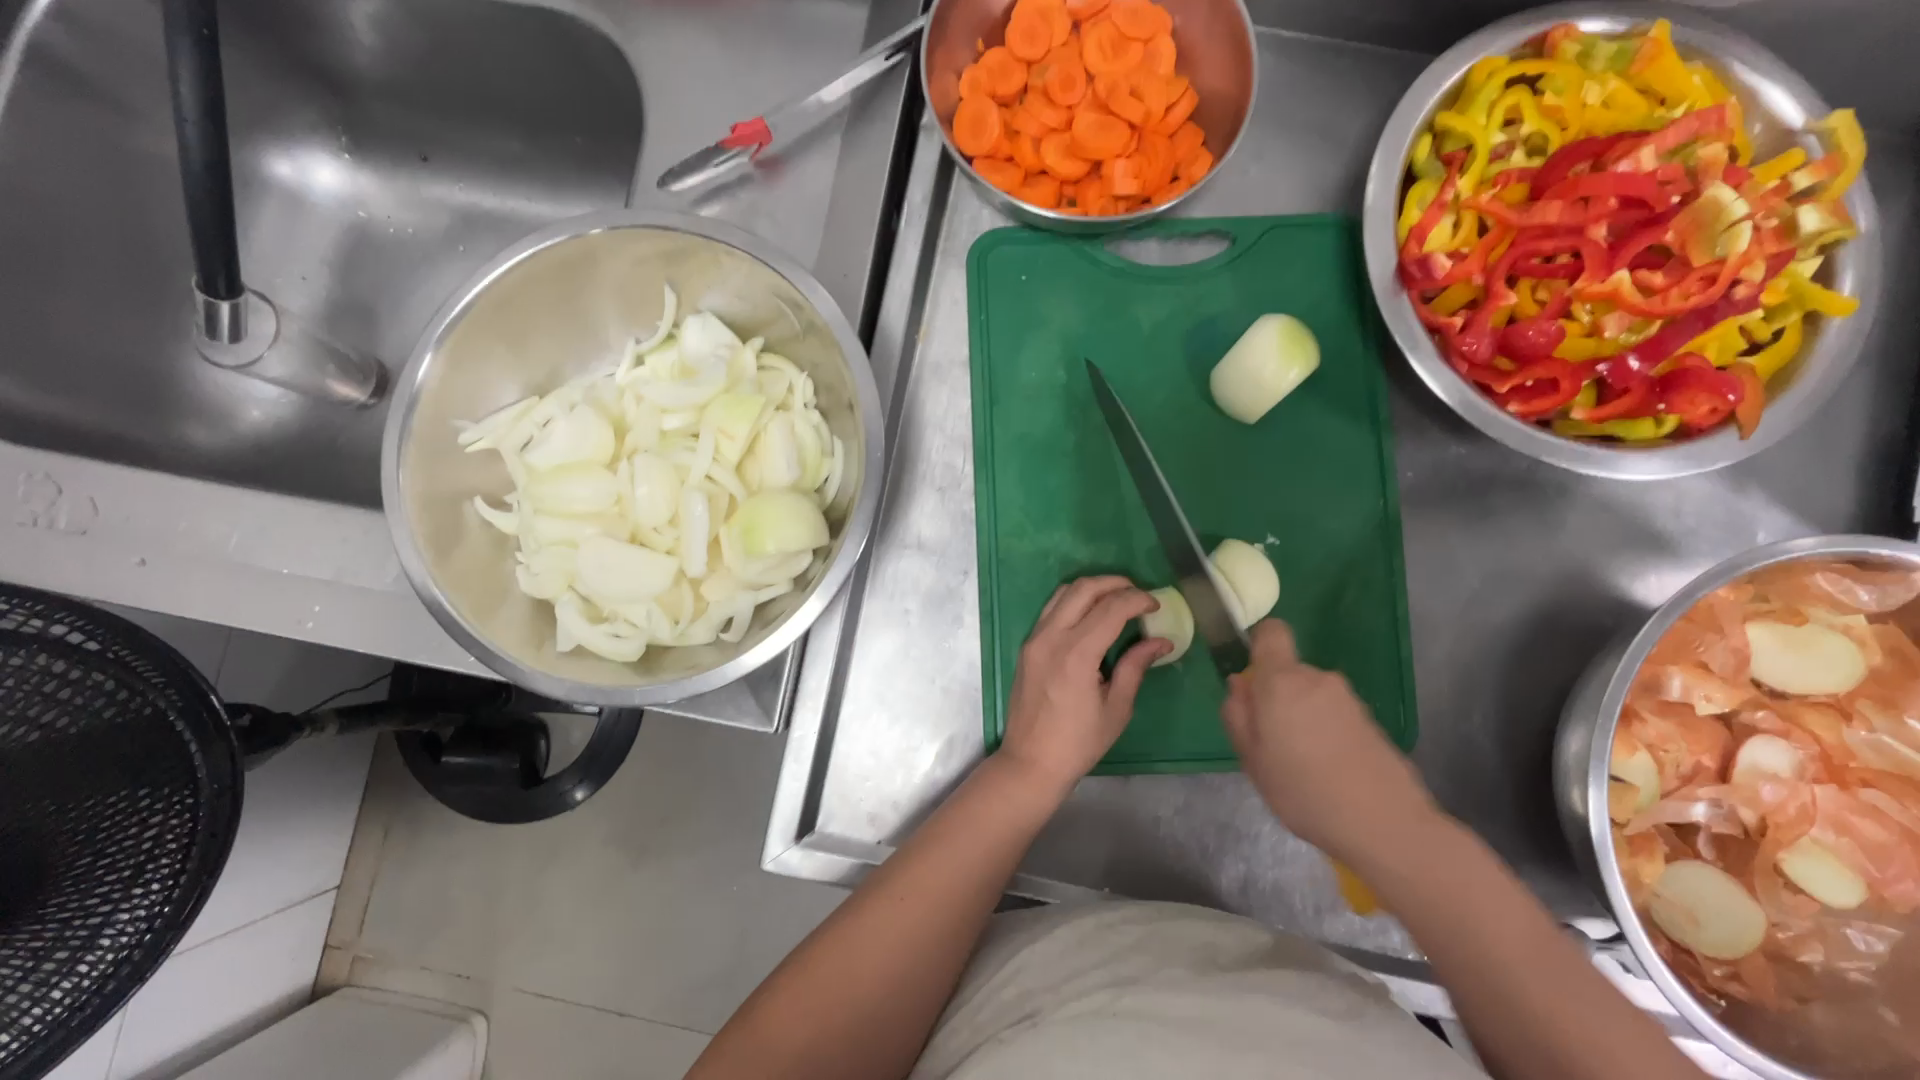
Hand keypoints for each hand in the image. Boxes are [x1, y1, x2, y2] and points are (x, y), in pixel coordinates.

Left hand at [997, 576, 1171, 795]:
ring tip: (1117, 599)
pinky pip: (1050, 609)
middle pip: (1084, 588)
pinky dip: (1073, 601)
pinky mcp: (1027, 646)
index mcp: (1077, 654)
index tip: (1155, 606)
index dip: (1137, 599)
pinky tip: (1091, 615)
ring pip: (1063, 593)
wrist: (1031, 761)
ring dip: (1092, 588)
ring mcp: (1034, 639)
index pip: (1111, 608)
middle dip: (1115, 584)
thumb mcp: (1116, 708)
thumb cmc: (1078, 742)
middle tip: (1138, 595)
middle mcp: (1051, 638)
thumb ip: (1136, 667)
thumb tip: (1161, 641)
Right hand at [1222, 620, 1437, 865]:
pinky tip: (1327, 772)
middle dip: (1276, 698)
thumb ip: (1238, 715)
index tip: (1252, 683)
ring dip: (1301, 718)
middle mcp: (1317, 679)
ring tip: (1300, 764)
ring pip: (1310, 696)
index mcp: (1281, 681)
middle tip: (1271, 744)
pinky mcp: (1369, 720)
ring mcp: (1347, 699)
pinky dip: (1325, 733)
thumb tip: (1239, 685)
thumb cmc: (1303, 791)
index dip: (1258, 647)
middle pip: (1288, 673)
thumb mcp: (1252, 759)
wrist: (1384, 822)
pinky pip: (1333, 715)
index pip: (1271, 633)